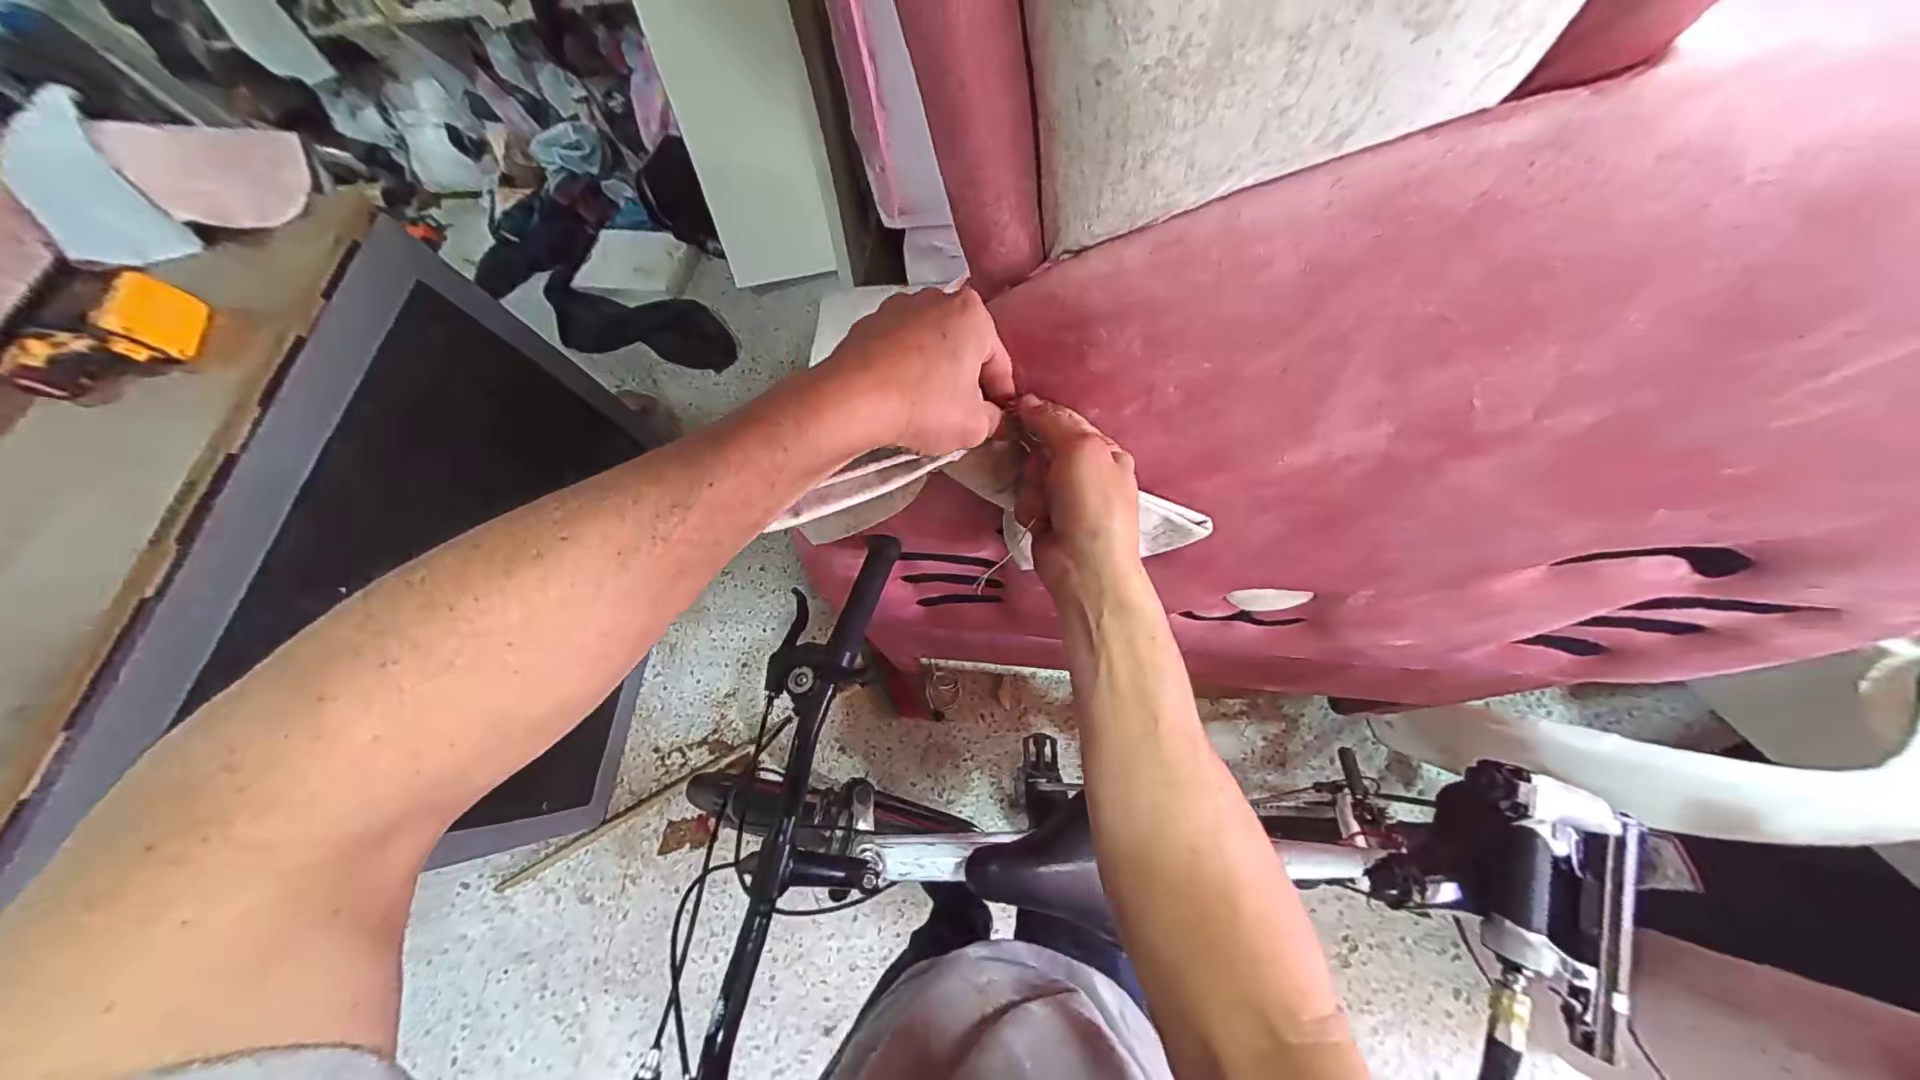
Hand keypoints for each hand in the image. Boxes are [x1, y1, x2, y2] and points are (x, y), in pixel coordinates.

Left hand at [813, 286, 1015, 455]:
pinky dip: (904, 373)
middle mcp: (935, 301)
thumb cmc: (918, 404)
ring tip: (927, 412)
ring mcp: (898, 310)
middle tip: (963, 416)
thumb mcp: (975, 425)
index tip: (996, 415)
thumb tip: (988, 417)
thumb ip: (994, 419)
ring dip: (934, 376)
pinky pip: (899, 353)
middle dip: (965, 381)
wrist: (851, 402)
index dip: (1000, 395)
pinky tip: (901, 402)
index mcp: (972, 313)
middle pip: (964, 348)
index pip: (999, 361)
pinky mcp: (869, 327)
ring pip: (930, 348)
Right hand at [1013, 395, 1142, 602]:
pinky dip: (1030, 509)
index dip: (1041, 416)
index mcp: (1104, 451)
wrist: (1085, 566)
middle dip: (1039, 462)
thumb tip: (1027, 400)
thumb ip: (1055, 421)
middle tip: (1047, 475)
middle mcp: (1086, 471)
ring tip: (1047, 508)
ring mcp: (1065, 496)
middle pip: (1042, 448)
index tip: (1016, 410)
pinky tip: (1042, 522)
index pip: (1065, 421)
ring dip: (1033, 489)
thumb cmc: (1093, 504)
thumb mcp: (1082, 450)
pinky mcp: (1045, 517)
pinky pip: (1025, 499)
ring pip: (1030, 474)